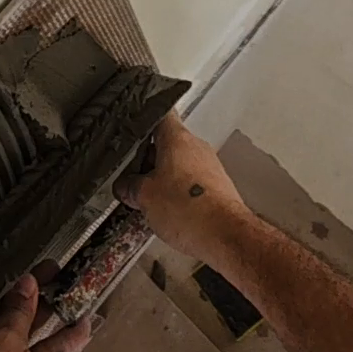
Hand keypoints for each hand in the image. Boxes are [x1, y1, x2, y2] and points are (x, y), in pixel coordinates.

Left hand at [0, 272, 96, 351]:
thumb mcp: (4, 341)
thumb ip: (17, 312)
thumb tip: (27, 284)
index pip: (0, 299)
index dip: (22, 283)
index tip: (41, 269)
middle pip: (18, 314)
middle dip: (42, 296)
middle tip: (61, 277)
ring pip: (36, 335)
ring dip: (58, 317)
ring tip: (77, 300)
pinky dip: (65, 344)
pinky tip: (81, 331)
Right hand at [111, 114, 251, 260]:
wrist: (227, 237)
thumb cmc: (188, 209)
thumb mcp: (144, 197)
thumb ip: (129, 186)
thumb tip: (125, 186)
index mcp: (176, 138)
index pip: (160, 114)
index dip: (145, 119)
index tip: (135, 127)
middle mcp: (196, 147)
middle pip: (168, 143)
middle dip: (150, 160)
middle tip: (135, 177)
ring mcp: (211, 168)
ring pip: (182, 165)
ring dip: (166, 178)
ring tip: (152, 200)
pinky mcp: (221, 189)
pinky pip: (195, 185)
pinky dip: (182, 195)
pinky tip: (173, 214)